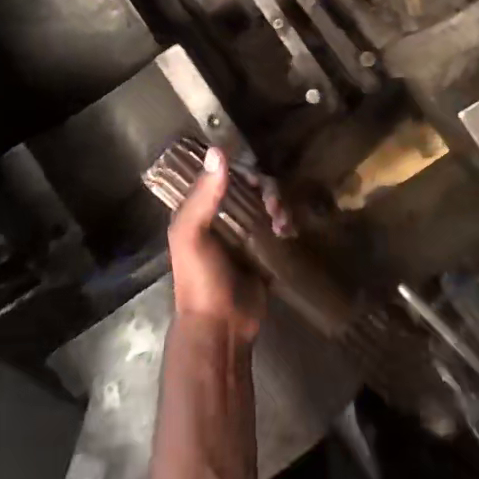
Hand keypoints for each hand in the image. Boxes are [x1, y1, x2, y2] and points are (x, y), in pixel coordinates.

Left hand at [167, 147, 270, 341]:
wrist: (220, 328)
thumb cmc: (200, 279)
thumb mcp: (191, 235)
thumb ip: (203, 195)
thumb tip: (218, 151)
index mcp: (198, 209)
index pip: (221, 173)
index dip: (239, 168)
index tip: (254, 177)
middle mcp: (220, 215)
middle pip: (249, 185)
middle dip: (265, 189)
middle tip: (273, 205)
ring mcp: (243, 231)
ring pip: (266, 201)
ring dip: (278, 204)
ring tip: (281, 222)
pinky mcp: (262, 247)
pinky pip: (278, 222)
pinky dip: (285, 221)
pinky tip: (287, 232)